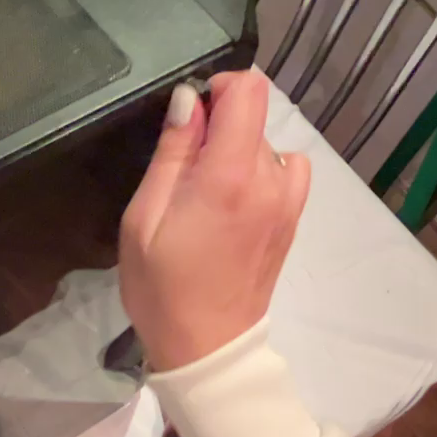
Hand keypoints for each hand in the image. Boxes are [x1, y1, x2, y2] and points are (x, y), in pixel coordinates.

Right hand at [118, 70, 310, 371]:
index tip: (190, 121)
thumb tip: (190, 100)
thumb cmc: (162, 289)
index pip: (248, 90)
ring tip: (207, 199)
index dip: (218, 89)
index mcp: (230, 175)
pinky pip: (283, 171)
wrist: (207, 347)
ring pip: (266, 145)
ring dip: (237, 155)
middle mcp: (271, 180)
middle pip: (253, 118)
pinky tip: (235, 205)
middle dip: (218, 133)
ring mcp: (289, 201)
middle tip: (183, 180)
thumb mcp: (144, 219)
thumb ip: (172, 153)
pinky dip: (259, 174)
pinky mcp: (293, 219)